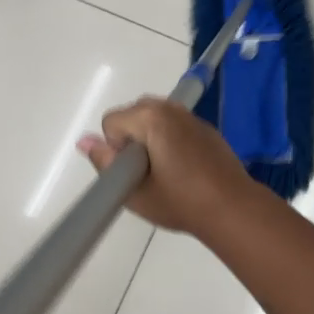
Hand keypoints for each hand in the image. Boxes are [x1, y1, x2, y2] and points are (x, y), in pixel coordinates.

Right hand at [79, 97, 256, 235]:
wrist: (231, 206)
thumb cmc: (180, 201)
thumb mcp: (135, 190)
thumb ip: (106, 162)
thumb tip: (82, 140)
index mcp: (151, 117)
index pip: (112, 121)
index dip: (115, 148)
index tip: (133, 172)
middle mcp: (170, 107)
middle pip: (133, 114)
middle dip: (131, 139)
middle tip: (145, 173)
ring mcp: (190, 115)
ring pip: (154, 118)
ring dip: (150, 139)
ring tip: (163, 172)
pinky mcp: (204, 126)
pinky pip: (174, 124)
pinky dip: (169, 139)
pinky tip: (182, 169)